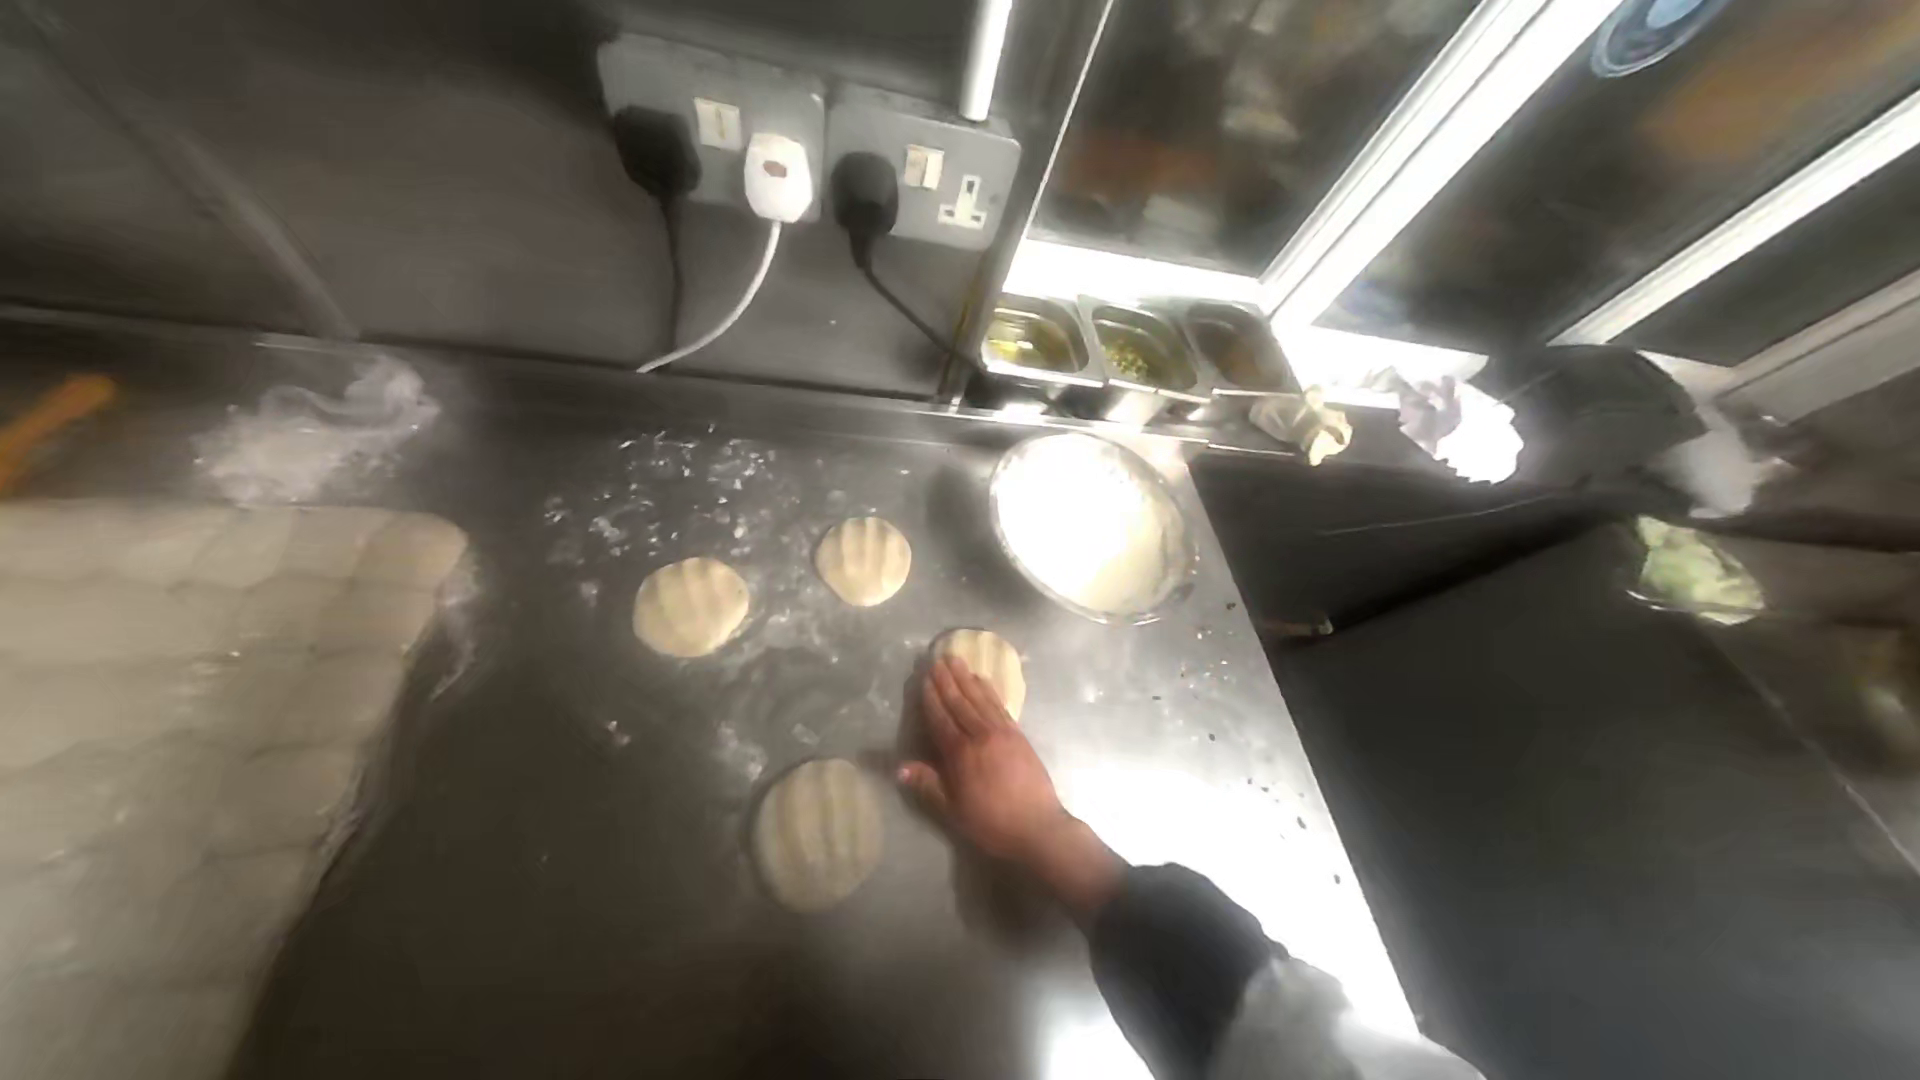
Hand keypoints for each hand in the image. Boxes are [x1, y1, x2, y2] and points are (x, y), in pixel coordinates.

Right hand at [900, 656, 1122, 915]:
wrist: (1038, 827)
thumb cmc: (991, 823)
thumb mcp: (953, 810)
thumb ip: (928, 784)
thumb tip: (899, 767)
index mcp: (961, 753)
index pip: (941, 718)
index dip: (931, 698)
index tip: (924, 678)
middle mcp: (980, 735)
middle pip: (959, 702)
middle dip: (946, 680)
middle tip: (937, 659)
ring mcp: (1002, 731)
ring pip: (979, 698)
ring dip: (966, 678)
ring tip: (956, 659)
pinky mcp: (1018, 734)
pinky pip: (999, 705)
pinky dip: (988, 690)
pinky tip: (982, 680)